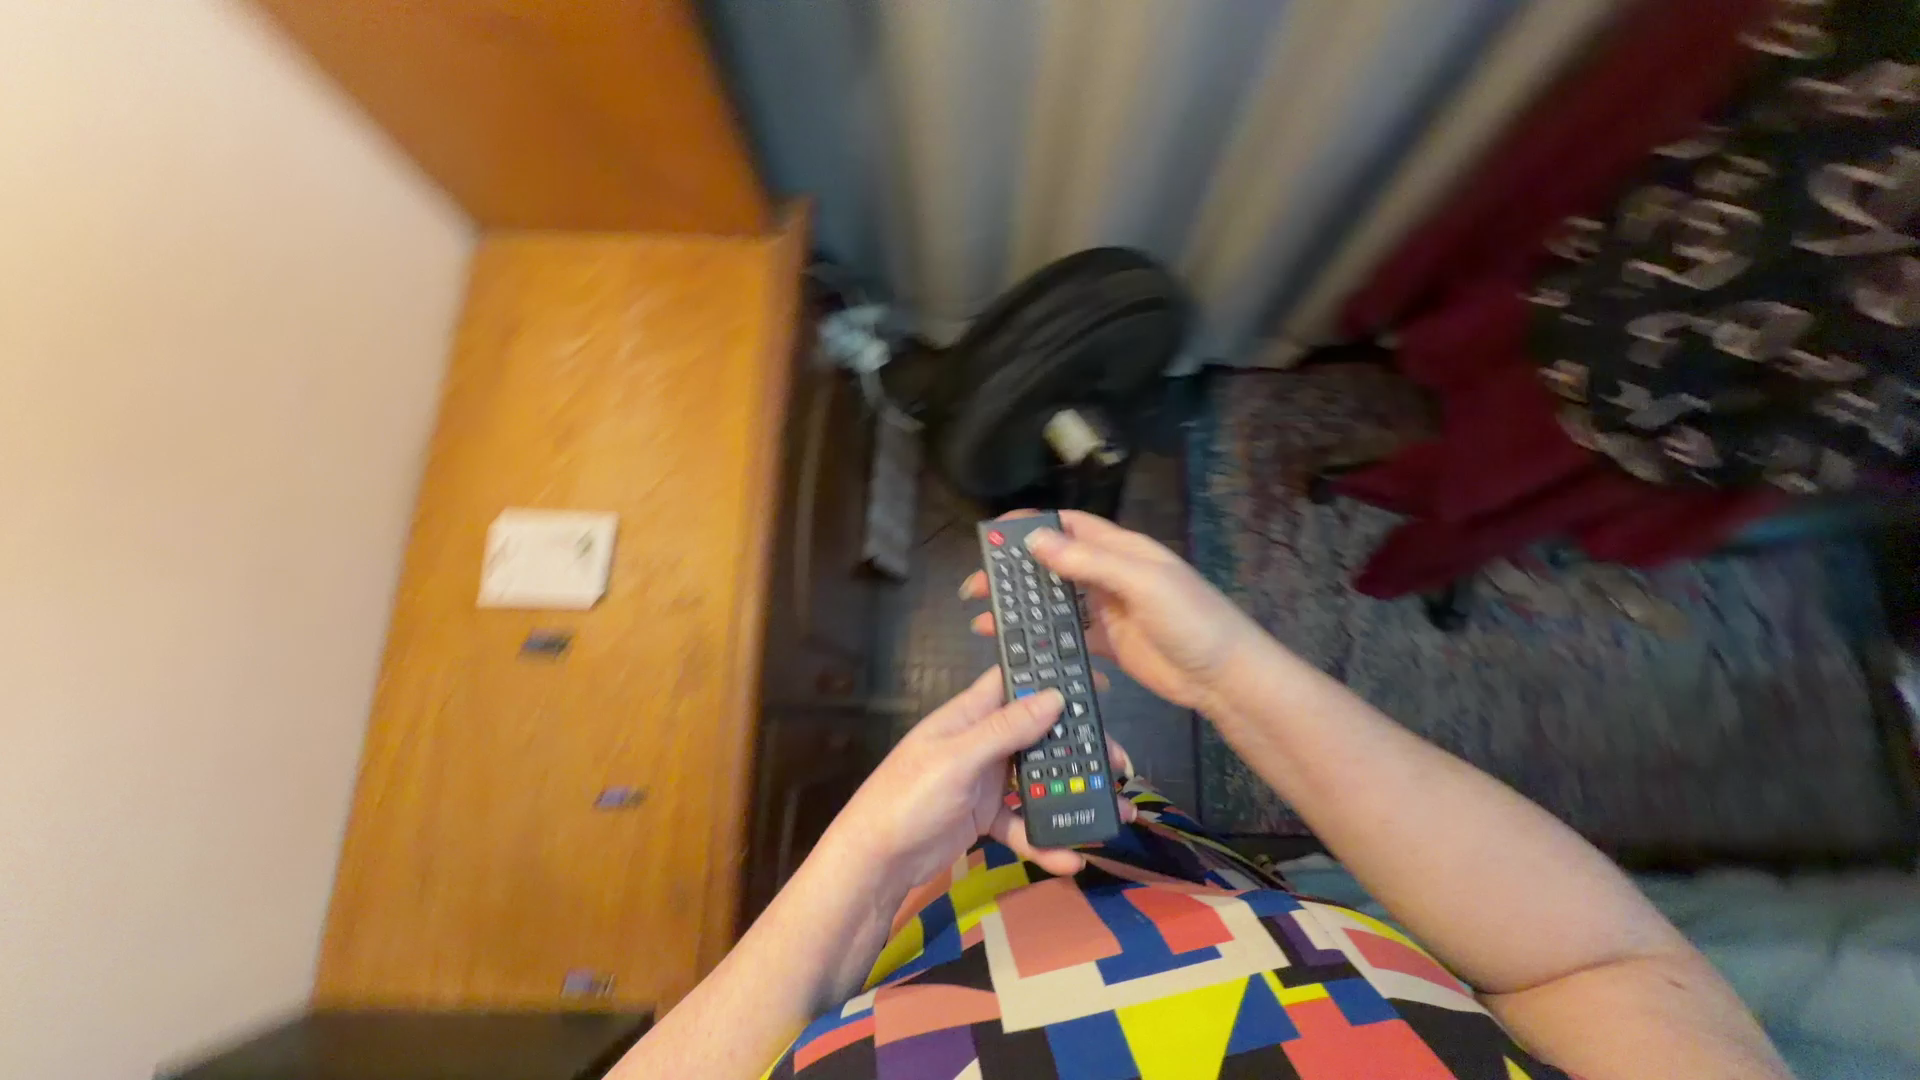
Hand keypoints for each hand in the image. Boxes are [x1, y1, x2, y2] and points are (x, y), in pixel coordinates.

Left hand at [824, 668, 1136, 889]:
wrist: (875, 864)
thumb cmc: (908, 799)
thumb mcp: (957, 759)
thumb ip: (1005, 729)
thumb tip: (1054, 695)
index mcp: (969, 717)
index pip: (1014, 684)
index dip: (1051, 679)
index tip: (1094, 685)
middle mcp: (981, 744)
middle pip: (1037, 736)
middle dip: (1077, 748)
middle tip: (1118, 763)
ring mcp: (984, 782)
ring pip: (1037, 780)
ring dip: (1071, 795)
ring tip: (1113, 811)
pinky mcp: (985, 819)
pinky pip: (1023, 823)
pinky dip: (1045, 839)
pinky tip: (1069, 859)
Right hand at [961, 511, 1262, 709]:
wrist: (1225, 677)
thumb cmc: (1190, 619)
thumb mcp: (1142, 583)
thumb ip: (1090, 562)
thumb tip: (1035, 540)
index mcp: (1121, 550)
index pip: (1069, 526)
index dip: (1032, 525)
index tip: (993, 536)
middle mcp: (1110, 575)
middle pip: (1054, 564)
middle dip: (1016, 572)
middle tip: (977, 585)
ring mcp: (1108, 611)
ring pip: (1056, 602)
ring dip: (1023, 607)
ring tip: (985, 617)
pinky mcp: (1108, 644)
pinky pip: (1068, 635)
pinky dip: (1043, 638)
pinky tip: (1018, 645)